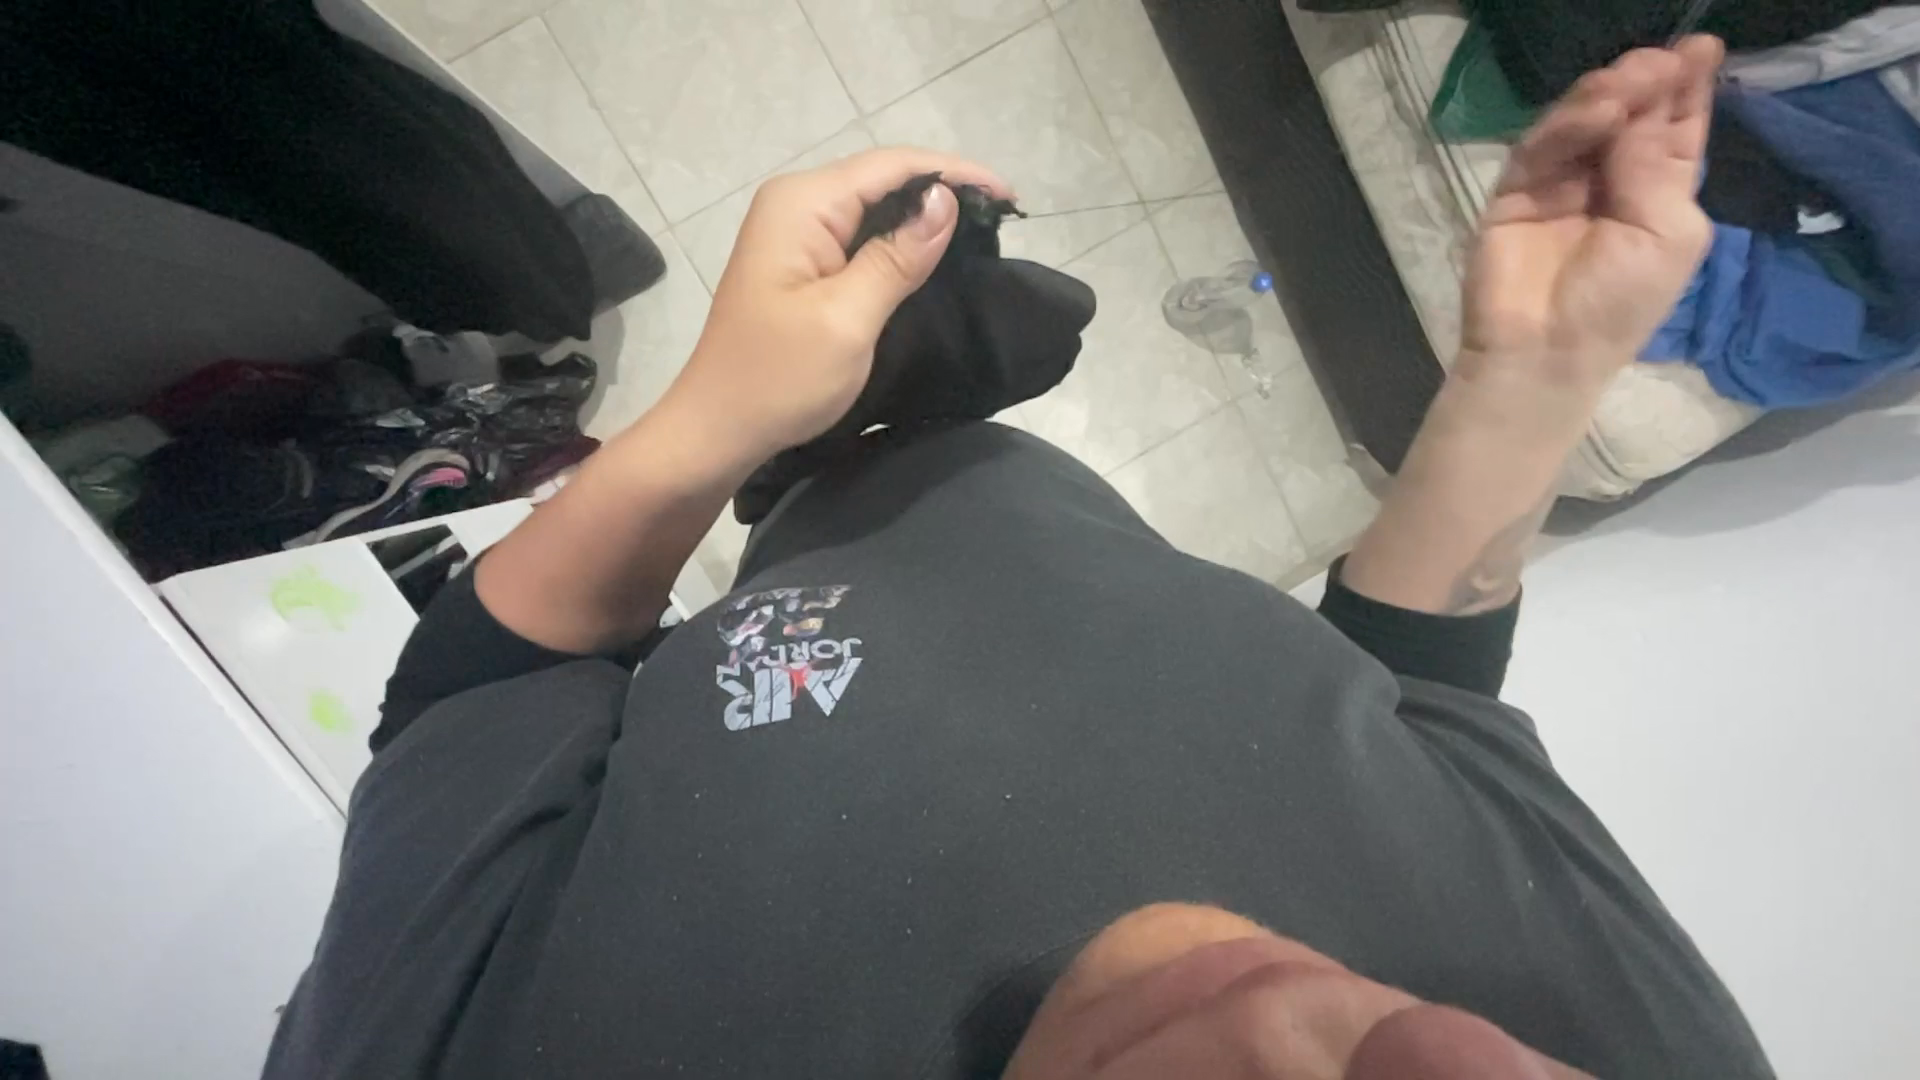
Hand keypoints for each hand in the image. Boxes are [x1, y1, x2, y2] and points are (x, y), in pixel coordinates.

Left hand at [665, 148, 1010, 461]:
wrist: (721, 427)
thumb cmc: (780, 378)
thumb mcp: (846, 319)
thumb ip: (896, 257)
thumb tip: (945, 200)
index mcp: (802, 205)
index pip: (891, 167)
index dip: (954, 174)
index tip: (1009, 198)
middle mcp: (795, 206)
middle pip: (882, 180)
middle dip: (942, 192)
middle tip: (1001, 221)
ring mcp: (794, 236)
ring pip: (872, 209)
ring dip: (923, 219)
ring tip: (979, 236)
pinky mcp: (801, 266)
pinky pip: (859, 239)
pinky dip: (898, 245)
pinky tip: (930, 257)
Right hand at [1462, 35, 1723, 384]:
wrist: (1543, 351)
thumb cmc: (1617, 305)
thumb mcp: (1666, 232)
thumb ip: (1656, 167)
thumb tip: (1642, 103)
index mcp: (1655, 195)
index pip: (1671, 129)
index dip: (1685, 89)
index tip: (1698, 49)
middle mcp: (1605, 186)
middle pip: (1626, 119)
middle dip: (1645, 85)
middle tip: (1658, 63)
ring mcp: (1554, 192)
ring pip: (1579, 129)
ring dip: (1605, 98)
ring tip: (1626, 82)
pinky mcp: (1510, 201)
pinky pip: (1537, 155)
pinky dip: (1565, 129)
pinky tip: (1596, 113)